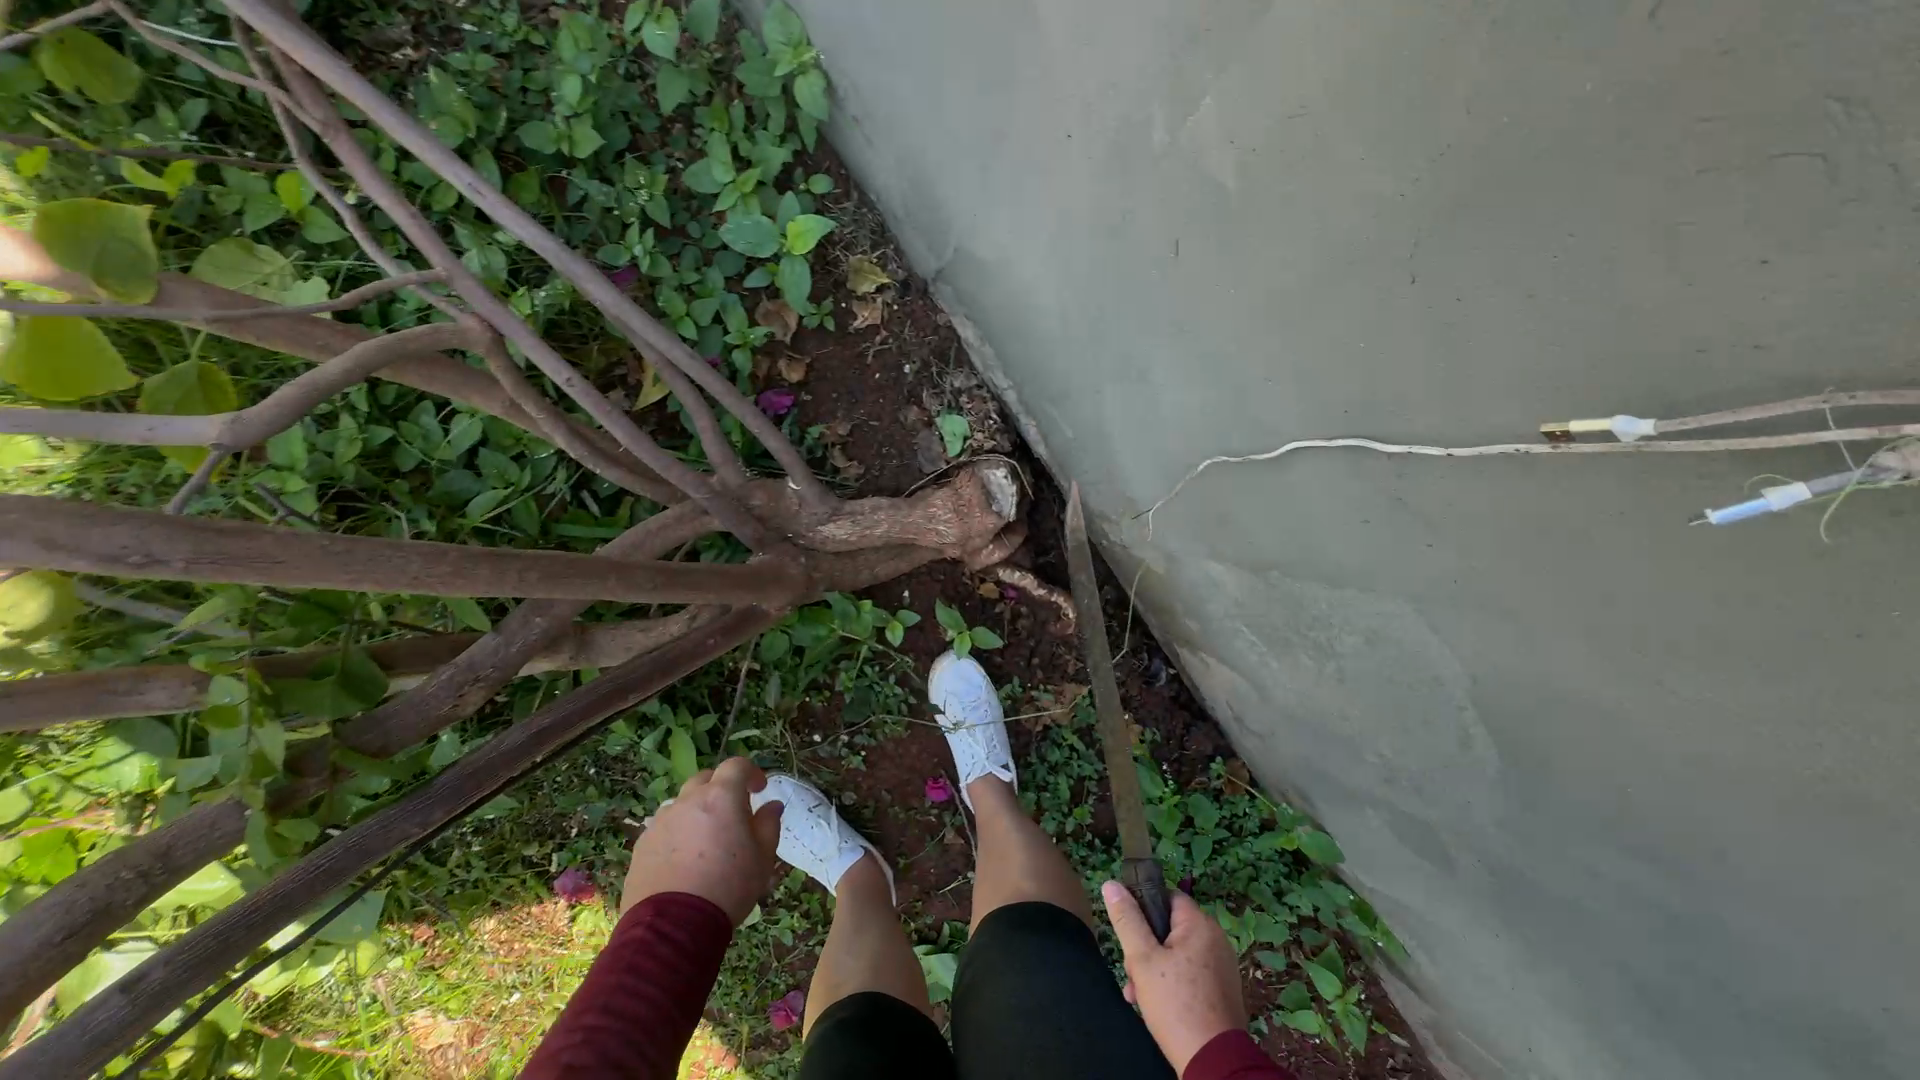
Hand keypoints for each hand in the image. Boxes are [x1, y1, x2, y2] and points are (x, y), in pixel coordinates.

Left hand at [621, 757, 783, 923]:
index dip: (751, 772)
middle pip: (705, 780)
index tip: (760, 789)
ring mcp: (661, 821)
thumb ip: (769, 824)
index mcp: (721, 797)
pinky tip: (684, 861)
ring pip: (682, 804)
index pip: (736, 766)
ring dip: (698, 811)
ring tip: (707, 841)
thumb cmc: (728, 886)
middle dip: (722, 788)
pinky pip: (665, 828)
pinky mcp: (642, 844)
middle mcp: (688, 801)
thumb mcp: (763, 858)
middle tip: (734, 813)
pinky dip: (678, 834)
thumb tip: (772, 805)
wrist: (673, 925)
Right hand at [1102, 881, 1245, 1073]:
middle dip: (1145, 948)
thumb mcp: (1142, 959)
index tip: (1128, 932)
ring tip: (1138, 995)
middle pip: (1169, 928)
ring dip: (1154, 969)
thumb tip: (1111, 884)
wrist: (1213, 1059)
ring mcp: (1221, 965)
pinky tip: (1156, 1005)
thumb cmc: (1175, 1003)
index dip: (1143, 909)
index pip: (1167, 897)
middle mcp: (1216, 938)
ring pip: (1177, 953)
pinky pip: (1190, 973)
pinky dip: (1172, 982)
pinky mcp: (1222, 988)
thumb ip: (1127, 920)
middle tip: (1131, 973)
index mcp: (1200, 924)